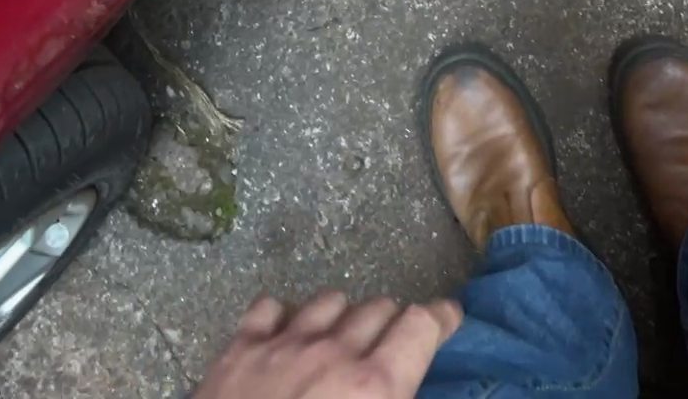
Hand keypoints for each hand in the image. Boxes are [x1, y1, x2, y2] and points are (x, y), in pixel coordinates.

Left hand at [191, 292, 463, 398]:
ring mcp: (284, 344)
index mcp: (375, 387)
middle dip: (391, 323)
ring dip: (342, 318)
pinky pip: (271, 306)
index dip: (440, 318)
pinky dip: (284, 317)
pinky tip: (285, 337)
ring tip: (339, 341)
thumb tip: (404, 388)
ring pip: (330, 300)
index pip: (420, 324)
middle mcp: (335, 352)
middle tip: (389, 346)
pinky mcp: (240, 349)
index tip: (448, 317)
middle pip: (379, 307)